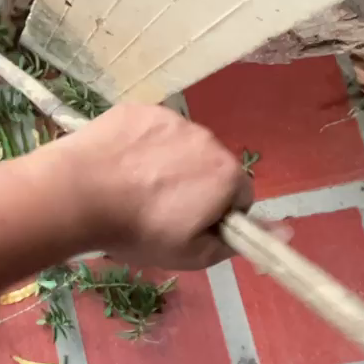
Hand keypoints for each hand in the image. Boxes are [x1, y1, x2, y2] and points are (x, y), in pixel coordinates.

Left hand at [49, 103, 260, 268]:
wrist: (75, 194)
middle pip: (209, 164)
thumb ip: (238, 242)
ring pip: (179, 144)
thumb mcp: (191, 255)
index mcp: (226, 173)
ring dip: (166, 159)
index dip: (215, 212)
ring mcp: (168, 118)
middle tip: (155, 205)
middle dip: (192, 182)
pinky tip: (117, 160)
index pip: (238, 194)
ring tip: (131, 183)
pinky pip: (149, 128)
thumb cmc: (136, 230)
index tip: (185, 223)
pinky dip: (140, 142)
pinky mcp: (137, 108)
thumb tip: (287, 231)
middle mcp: (205, 137)